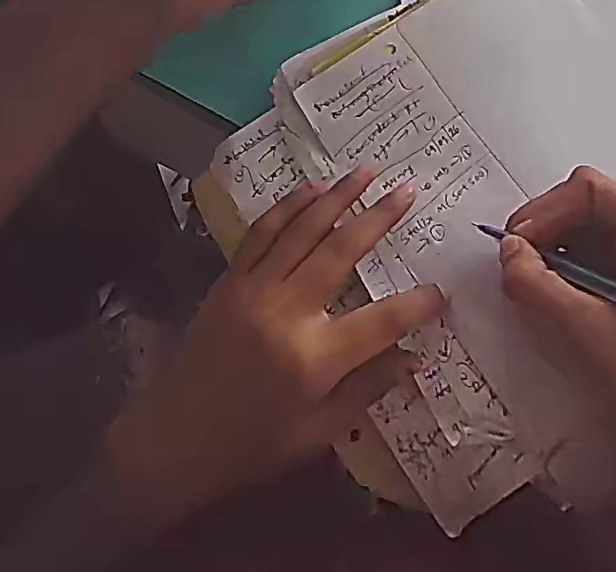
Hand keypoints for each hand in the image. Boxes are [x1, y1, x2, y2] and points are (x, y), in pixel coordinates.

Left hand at [6, 170, 443, 566]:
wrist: (174, 439)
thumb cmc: (252, 443)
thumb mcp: (317, 433)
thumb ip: (368, 390)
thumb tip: (414, 356)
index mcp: (313, 359)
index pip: (382, 322)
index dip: (417, 304)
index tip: (441, 290)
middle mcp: (287, 313)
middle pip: (342, 251)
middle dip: (379, 217)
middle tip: (406, 190)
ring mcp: (255, 288)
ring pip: (303, 229)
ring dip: (337, 197)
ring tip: (364, 172)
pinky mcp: (231, 278)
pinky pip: (263, 231)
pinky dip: (290, 206)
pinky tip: (312, 189)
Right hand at [498, 167, 615, 533]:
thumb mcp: (592, 337)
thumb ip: (540, 286)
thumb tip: (505, 248)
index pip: (593, 192)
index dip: (547, 210)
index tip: (517, 243)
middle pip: (584, 205)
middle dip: (544, 230)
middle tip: (516, 264)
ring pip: (579, 229)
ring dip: (548, 250)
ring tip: (529, 285)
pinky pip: (584, 256)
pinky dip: (558, 269)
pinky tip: (547, 296)